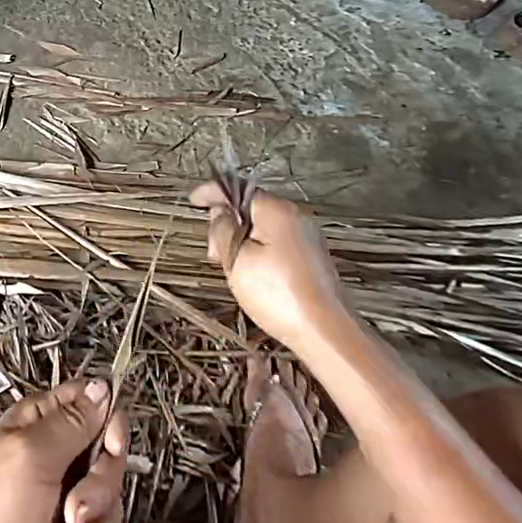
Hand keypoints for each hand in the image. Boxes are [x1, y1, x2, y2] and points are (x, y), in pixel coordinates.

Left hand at [0, 378, 128, 522]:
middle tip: (75, 508)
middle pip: (107, 453)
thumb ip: (70, 421)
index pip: (90, 400)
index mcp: (38, 424)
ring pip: (109, 499)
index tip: (110, 442)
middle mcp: (53, 458)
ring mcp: (62, 500)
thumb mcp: (29, 457)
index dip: (108, 418)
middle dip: (100, 486)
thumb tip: (101, 387)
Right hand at [193, 182, 353, 349]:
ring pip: (264, 227)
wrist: (326, 334)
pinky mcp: (311, 259)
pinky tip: (253, 276)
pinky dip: (259, 251)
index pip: (238, 188)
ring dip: (242, 240)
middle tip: (214, 250)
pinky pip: (277, 243)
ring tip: (231, 268)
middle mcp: (295, 217)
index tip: (195, 201)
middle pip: (251, 207)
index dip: (212, 193)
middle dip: (227, 222)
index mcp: (277, 210)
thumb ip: (223, 230)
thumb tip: (219, 213)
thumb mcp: (237, 260)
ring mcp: (307, 238)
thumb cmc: (280, 296)